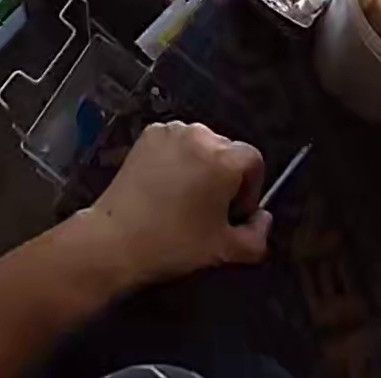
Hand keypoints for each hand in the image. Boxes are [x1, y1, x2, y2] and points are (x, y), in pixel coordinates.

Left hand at [79, 121, 271, 290]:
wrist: (118, 236)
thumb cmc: (176, 242)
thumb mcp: (226, 250)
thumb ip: (257, 235)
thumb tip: (263, 218)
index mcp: (223, 157)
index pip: (253, 159)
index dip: (251, 187)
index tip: (236, 212)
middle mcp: (199, 134)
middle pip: (227, 149)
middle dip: (226, 176)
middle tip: (212, 208)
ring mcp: (170, 130)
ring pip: (200, 143)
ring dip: (201, 163)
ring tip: (186, 196)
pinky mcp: (147, 133)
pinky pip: (175, 141)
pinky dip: (177, 156)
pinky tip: (165, 183)